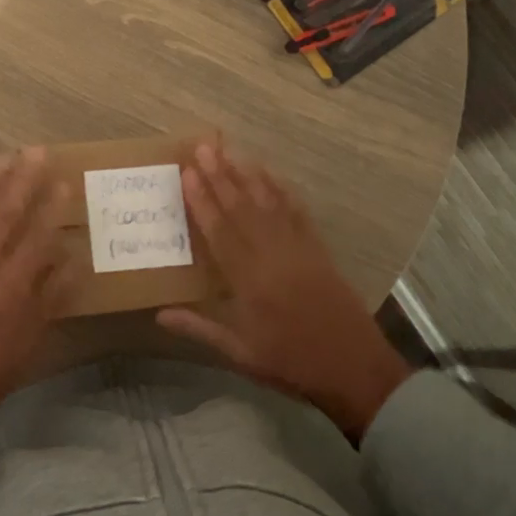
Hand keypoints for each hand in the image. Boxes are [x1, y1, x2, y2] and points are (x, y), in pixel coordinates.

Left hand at [0, 148, 72, 428]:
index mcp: (12, 289)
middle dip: (23, 179)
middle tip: (37, 152)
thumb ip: (51, 299)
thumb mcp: (29, 344)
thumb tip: (72, 259)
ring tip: (7, 155)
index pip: (38, 236)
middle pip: (5, 212)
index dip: (52, 208)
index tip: (64, 182)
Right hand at [158, 143, 412, 439]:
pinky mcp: (318, 249)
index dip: (201, 201)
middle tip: (203, 146)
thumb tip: (160, 314)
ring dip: (247, 175)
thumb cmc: (292, 364)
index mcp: (249, 281)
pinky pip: (296, 212)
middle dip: (220, 175)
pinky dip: (281, 190)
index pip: (220, 232)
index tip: (187, 173)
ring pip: (268, 203)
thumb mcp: (241, 355)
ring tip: (229, 150)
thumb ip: (200, 329)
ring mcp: (298, 249)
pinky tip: (269, 174)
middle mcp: (272, 256)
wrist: (355, 369)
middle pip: (241, 208)